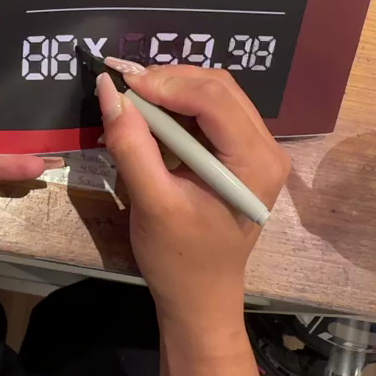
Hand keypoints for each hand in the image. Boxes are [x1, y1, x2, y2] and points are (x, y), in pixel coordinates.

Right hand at [96, 61, 289, 336]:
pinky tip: (150, 115)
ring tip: (132, 100)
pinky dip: (178, 105)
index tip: (121, 81)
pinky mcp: (241, 153)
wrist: (200, 296)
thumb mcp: (150, 202)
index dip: (166, 83)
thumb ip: (131, 144)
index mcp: (254, 163)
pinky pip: (211, 111)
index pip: (213, 99)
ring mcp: (257, 149)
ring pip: (215, 93)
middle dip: (168, 80)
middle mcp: (266, 148)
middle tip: (123, 87)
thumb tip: (109, 90)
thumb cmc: (178, 257)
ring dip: (172, 89)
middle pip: (218, 88)